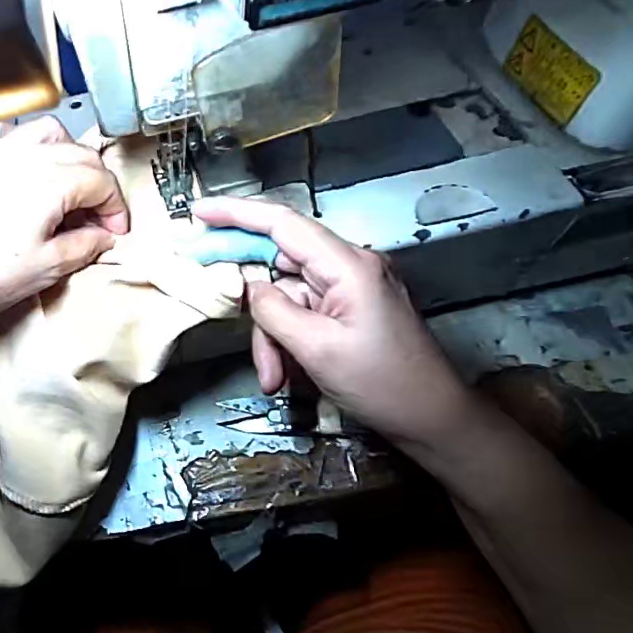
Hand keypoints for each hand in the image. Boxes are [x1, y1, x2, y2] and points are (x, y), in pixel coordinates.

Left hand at [0, 116, 128, 342]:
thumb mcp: (46, 269)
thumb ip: (84, 246)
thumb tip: (103, 237)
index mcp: (50, 177)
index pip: (101, 180)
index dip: (116, 208)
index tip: (114, 234)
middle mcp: (22, 152)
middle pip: (80, 152)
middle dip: (97, 184)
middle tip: (96, 221)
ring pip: (44, 131)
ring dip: (66, 154)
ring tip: (64, 187)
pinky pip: (2, 134)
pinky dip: (22, 146)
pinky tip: (19, 171)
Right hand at [190, 196, 476, 444]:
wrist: (432, 418)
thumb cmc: (383, 384)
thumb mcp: (317, 348)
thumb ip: (274, 310)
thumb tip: (249, 286)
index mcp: (348, 265)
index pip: (283, 224)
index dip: (237, 214)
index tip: (199, 213)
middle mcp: (348, 267)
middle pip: (280, 266)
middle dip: (254, 303)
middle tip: (220, 308)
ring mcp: (349, 289)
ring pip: (287, 298)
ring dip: (272, 336)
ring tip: (273, 376)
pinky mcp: (348, 309)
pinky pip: (303, 315)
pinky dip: (288, 341)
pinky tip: (286, 374)